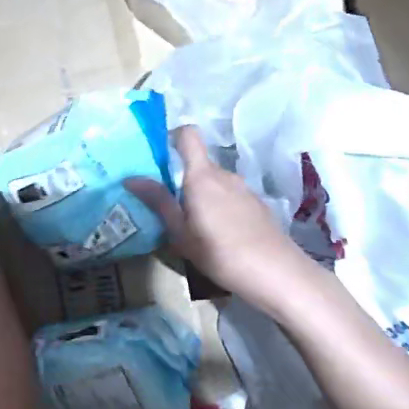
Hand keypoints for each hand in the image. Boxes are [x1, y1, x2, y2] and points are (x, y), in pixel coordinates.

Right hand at [124, 126, 322, 314]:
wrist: (276, 273)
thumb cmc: (220, 253)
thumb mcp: (180, 232)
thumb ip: (158, 202)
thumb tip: (131, 178)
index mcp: (202, 176)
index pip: (188, 135)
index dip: (171, 136)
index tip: (155, 155)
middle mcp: (224, 175)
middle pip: (197, 163)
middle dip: (178, 176)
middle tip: (161, 201)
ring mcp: (244, 188)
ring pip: (212, 181)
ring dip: (197, 194)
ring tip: (186, 221)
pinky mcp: (255, 204)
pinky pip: (227, 195)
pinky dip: (215, 204)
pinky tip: (213, 232)